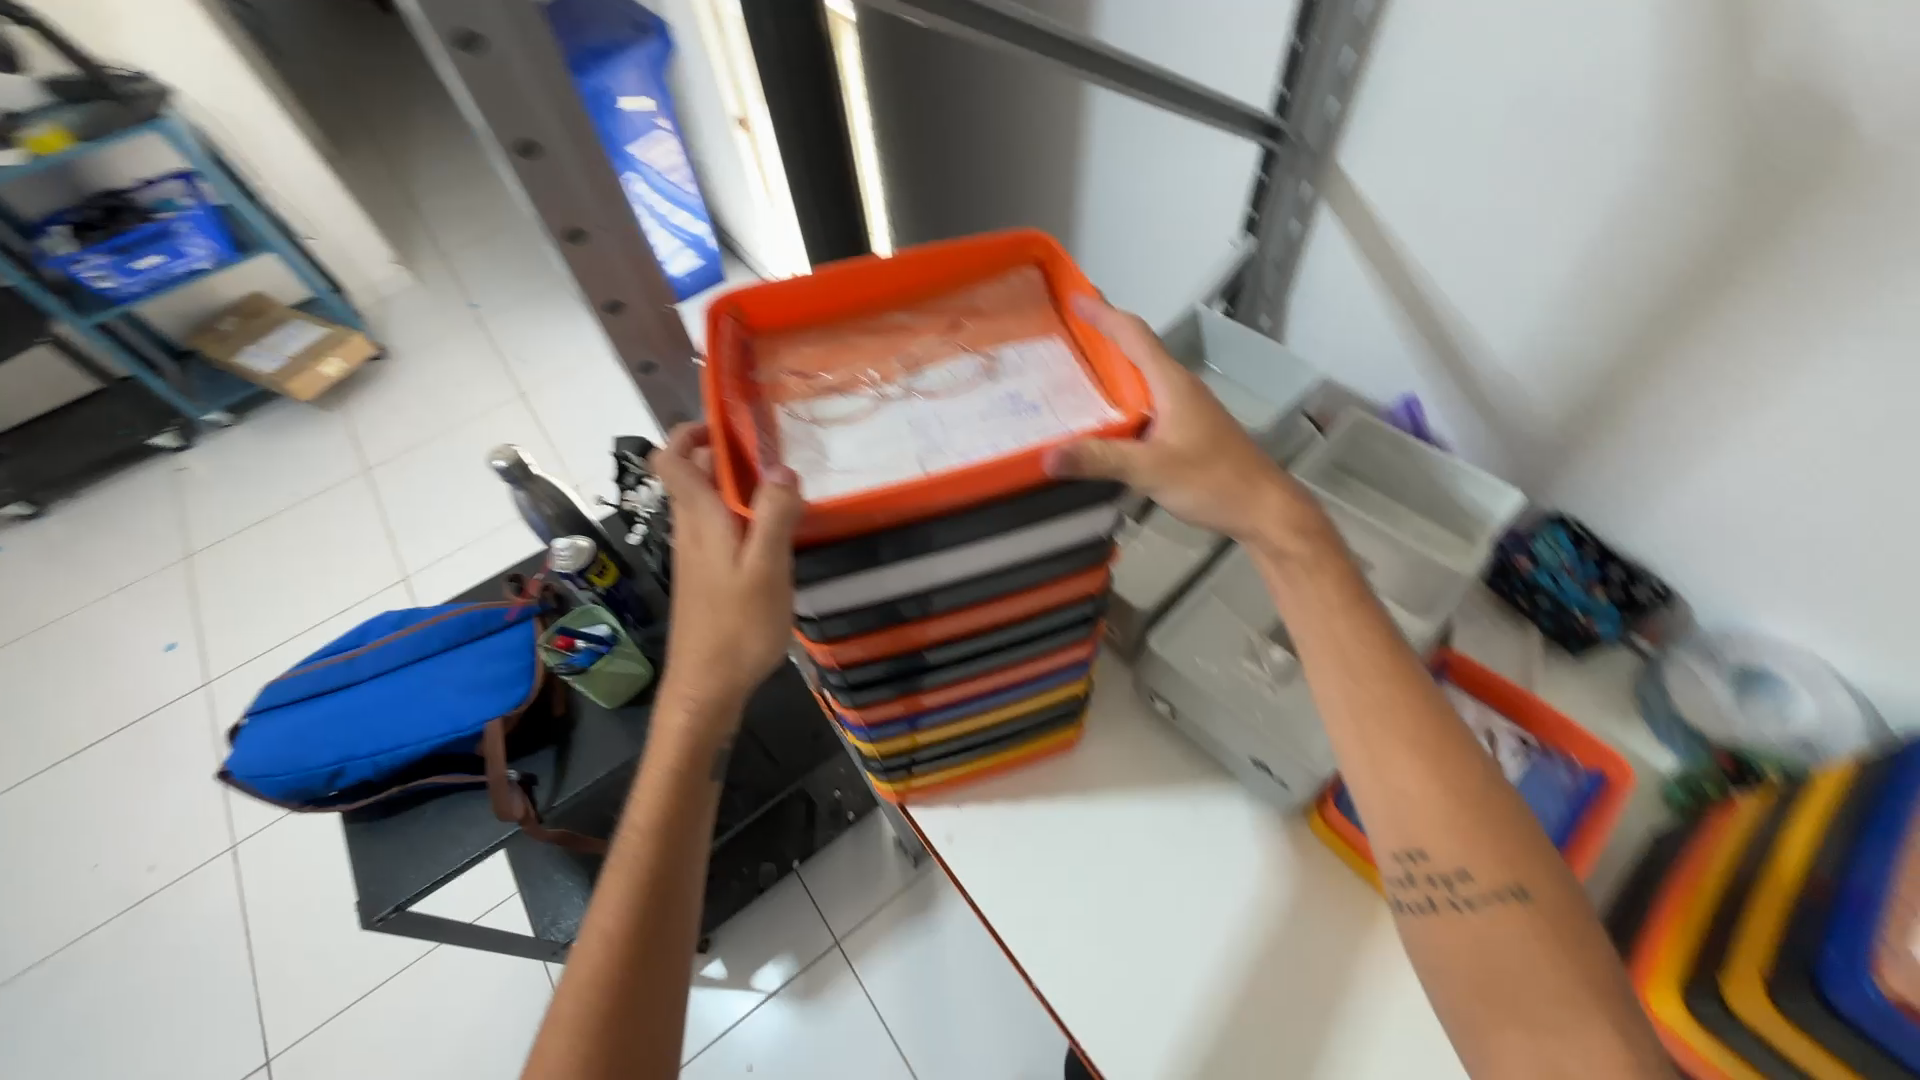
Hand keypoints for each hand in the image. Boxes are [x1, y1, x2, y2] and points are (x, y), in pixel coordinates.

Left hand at [647, 423, 803, 730]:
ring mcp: (695, 555)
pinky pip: (718, 529)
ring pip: (706, 503)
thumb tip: (781, 468)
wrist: (707, 686)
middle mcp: (690, 530)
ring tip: (783, 491)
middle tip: (773, 456)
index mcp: (700, 518)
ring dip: (737, 487)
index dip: (692, 431)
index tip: (732, 425)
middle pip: (690, 475)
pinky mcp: (705, 577)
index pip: (671, 457)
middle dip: (724, 455)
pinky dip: (741, 517)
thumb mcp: (767, 568)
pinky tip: (774, 536)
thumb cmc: (738, 626)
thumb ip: (774, 515)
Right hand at [1044, 296, 1336, 558]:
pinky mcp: (1186, 430)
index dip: (1104, 314)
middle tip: (1061, 334)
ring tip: (1071, 374)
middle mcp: (1177, 388)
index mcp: (1171, 384)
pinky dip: (1119, 401)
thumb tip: (1046, 455)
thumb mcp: (1151, 470)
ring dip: (1109, 370)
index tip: (1074, 298)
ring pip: (1140, 379)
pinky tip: (1101, 421)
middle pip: (1136, 350)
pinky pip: (1145, 403)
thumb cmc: (1213, 481)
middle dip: (1101, 337)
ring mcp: (1184, 409)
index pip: (1134, 335)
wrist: (1262, 508)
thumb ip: (1099, 460)